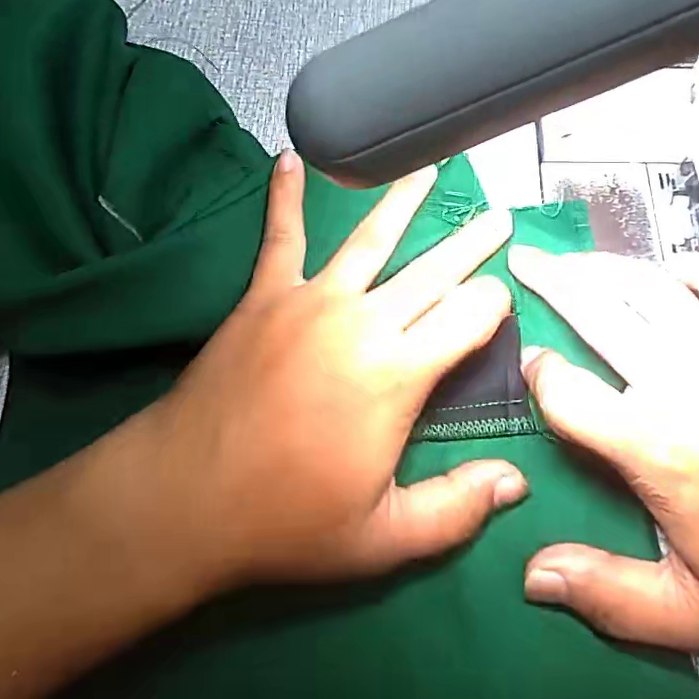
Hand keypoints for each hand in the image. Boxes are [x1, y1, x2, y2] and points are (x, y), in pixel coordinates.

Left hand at [79, 152, 524, 604]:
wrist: (180, 502)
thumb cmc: (288, 522)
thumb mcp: (384, 537)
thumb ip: (457, 508)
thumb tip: (518, 482)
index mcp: (399, 374)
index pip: (469, 317)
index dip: (494, 304)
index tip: (503, 299)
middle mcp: (363, 322)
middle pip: (434, 270)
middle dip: (472, 243)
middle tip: (499, 217)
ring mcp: (310, 301)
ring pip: (371, 239)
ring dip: (404, 201)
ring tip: (430, 170)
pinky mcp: (265, 296)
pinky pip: (280, 237)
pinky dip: (286, 196)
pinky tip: (290, 160)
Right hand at [508, 246, 698, 664]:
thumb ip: (609, 594)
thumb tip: (532, 576)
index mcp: (657, 447)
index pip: (567, 393)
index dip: (538, 375)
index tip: (529, 366)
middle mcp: (684, 382)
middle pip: (599, 312)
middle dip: (553, 282)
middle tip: (523, 259)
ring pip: (649, 287)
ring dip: (604, 266)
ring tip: (573, 258)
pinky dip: (688, 268)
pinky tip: (669, 270)